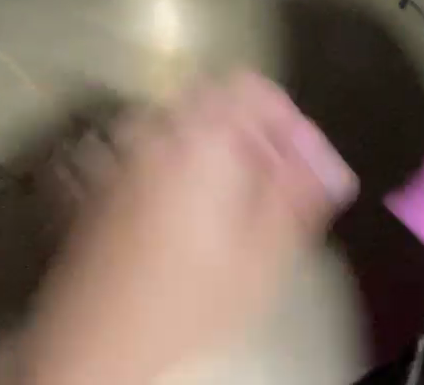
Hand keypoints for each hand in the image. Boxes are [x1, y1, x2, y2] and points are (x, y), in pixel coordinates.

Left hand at [0, 72, 357, 384]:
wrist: (95, 336)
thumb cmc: (186, 298)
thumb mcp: (260, 254)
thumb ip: (297, 194)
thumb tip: (328, 165)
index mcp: (201, 134)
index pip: (252, 88)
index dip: (288, 119)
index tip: (306, 158)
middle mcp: (159, 127)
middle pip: (217, 101)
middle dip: (254, 133)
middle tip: (278, 179)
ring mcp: (125, 148)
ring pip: (184, 123)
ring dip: (218, 145)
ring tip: (240, 197)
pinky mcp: (104, 173)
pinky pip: (155, 145)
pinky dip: (183, 159)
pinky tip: (196, 207)